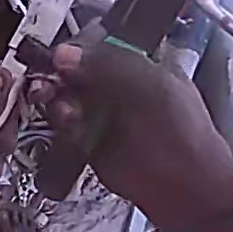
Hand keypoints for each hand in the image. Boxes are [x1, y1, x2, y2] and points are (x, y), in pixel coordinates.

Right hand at [29, 41, 232, 230]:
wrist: (182, 188)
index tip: (59, 58)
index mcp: (138, 63)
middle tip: (50, 84)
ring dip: (56, 98)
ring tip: (66, 110)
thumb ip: (109, 65)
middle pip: (73, 69)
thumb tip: (62, 54)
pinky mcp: (86, 138)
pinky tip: (69, 123)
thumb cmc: (181, 135)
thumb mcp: (151, 88)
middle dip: (58, 75)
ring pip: (63, 94)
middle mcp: (115, 84)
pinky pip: (62, 122)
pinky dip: (59, 120)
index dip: (76, 48)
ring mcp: (99, 112)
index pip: (97, 43)